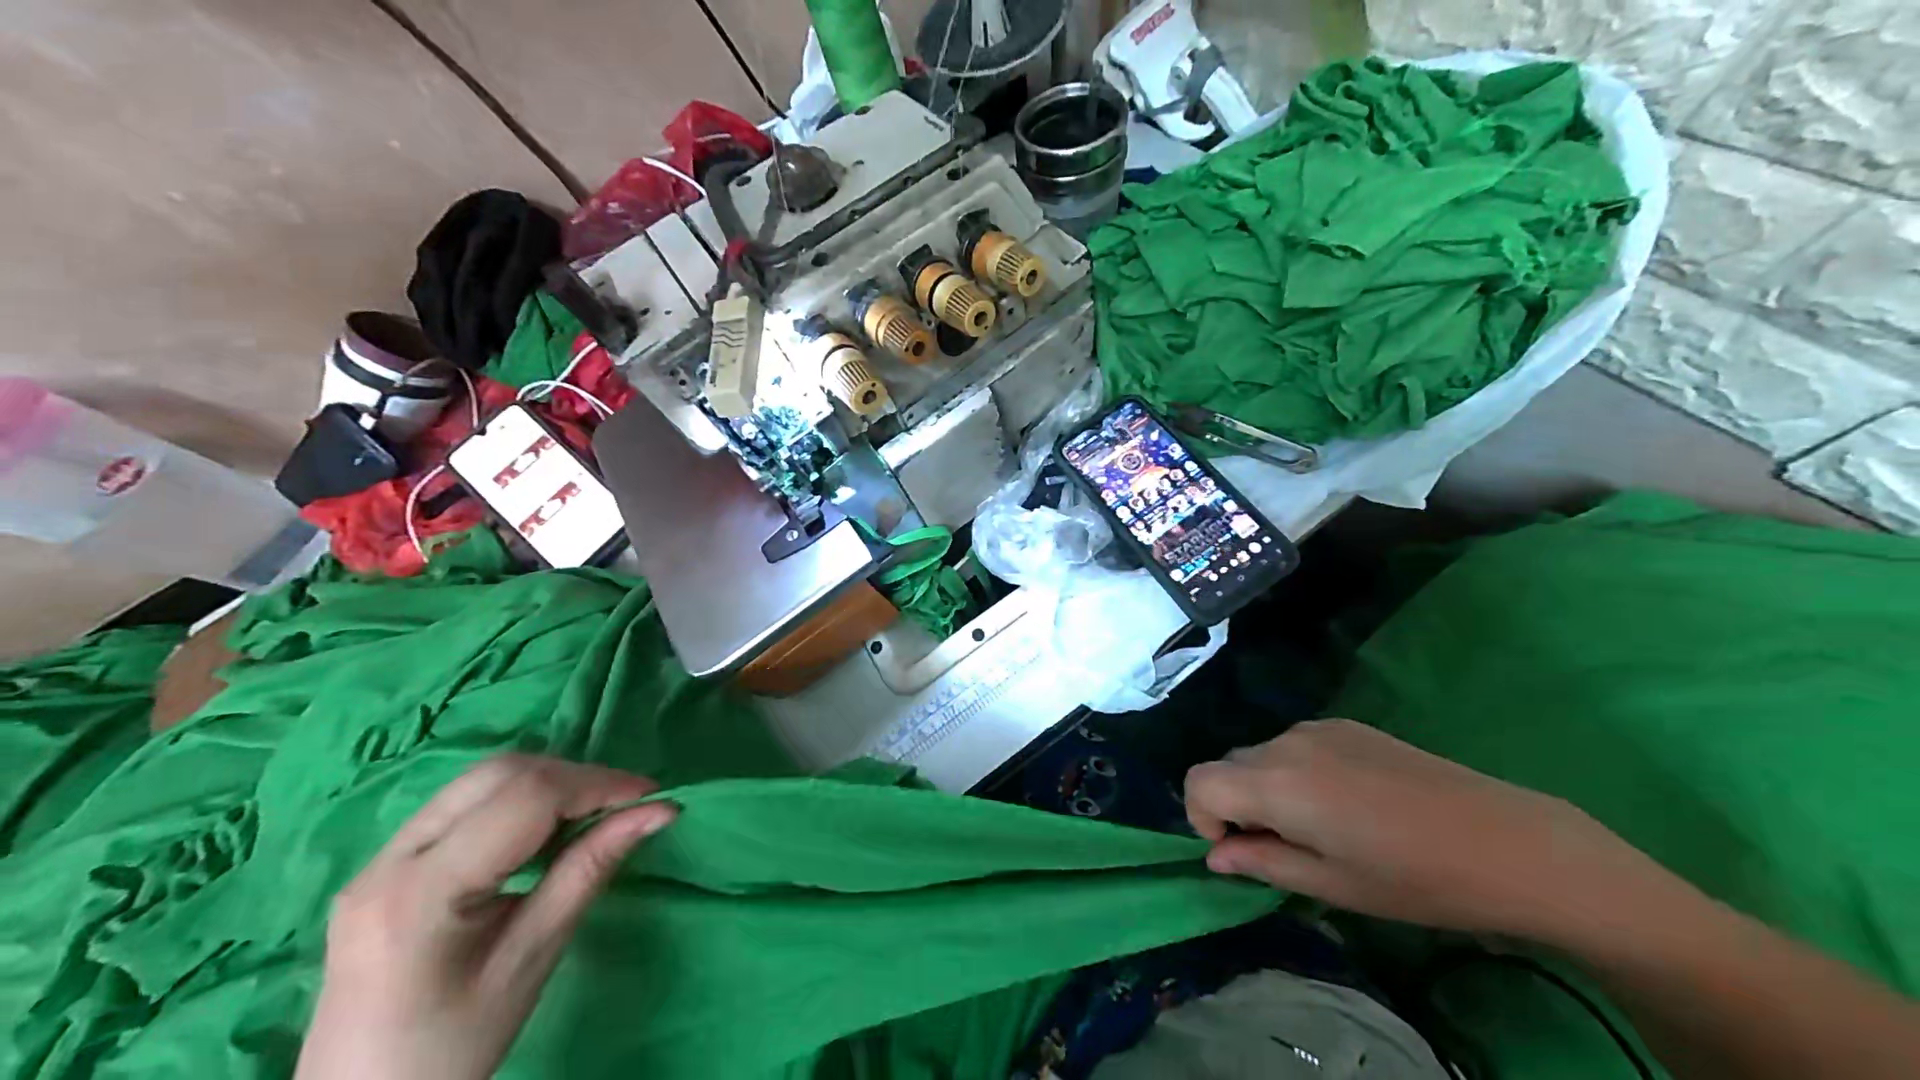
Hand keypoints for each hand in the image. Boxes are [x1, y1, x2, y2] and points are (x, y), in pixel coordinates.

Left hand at [295, 755, 675, 1079]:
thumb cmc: (452, 1048)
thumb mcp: (533, 958)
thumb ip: (590, 870)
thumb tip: (659, 811)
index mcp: (420, 892)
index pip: (524, 798)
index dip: (597, 784)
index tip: (652, 797)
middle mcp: (390, 858)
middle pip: (500, 774)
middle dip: (575, 777)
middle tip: (626, 804)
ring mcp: (380, 856)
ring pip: (482, 779)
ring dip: (549, 782)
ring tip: (593, 813)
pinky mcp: (386, 861)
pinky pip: (466, 801)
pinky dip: (519, 799)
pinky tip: (546, 829)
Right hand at [1185, 719, 1679, 943]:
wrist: (1511, 843)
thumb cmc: (1417, 879)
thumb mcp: (1332, 885)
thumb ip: (1261, 863)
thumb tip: (1216, 856)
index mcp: (1276, 784)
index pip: (1199, 783)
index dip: (1202, 819)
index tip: (1241, 851)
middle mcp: (1286, 743)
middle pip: (1227, 766)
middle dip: (1234, 806)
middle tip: (1282, 849)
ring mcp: (1318, 728)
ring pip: (1260, 754)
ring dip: (1264, 788)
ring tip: (1319, 828)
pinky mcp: (1348, 725)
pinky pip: (1294, 745)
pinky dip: (1294, 772)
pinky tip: (1347, 803)